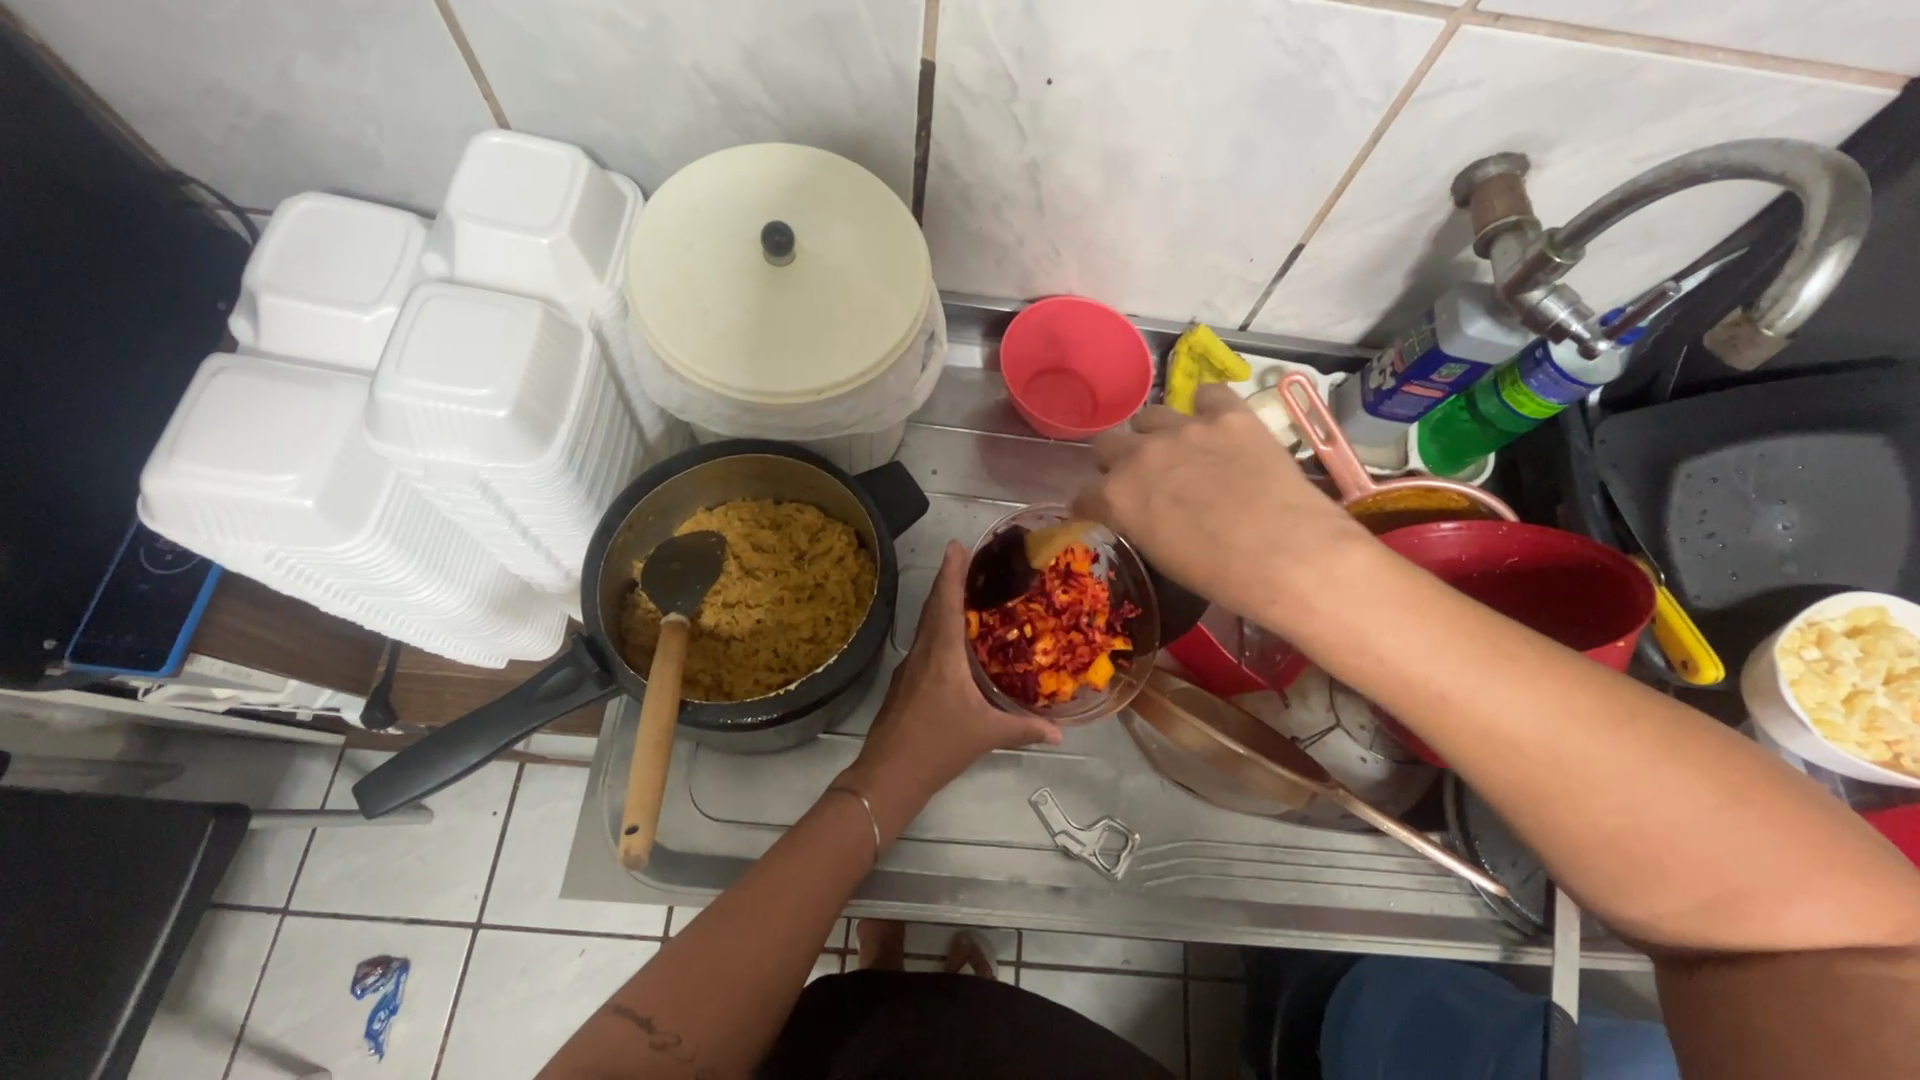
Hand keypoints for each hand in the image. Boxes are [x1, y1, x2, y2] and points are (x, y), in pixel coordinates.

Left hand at [837, 542, 1061, 840]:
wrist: (888, 774)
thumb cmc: (938, 747)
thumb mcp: (986, 736)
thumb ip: (1024, 729)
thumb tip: (1061, 732)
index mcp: (942, 656)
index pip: (947, 603)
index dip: (952, 572)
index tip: (956, 545)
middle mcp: (922, 653)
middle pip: (933, 607)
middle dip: (947, 580)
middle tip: (964, 559)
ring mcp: (908, 668)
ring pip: (925, 626)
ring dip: (940, 604)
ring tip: (961, 591)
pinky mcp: (903, 683)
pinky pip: (922, 645)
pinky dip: (936, 630)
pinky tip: (948, 640)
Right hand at [1072, 383, 1368, 626]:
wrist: (1286, 554)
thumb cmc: (1221, 575)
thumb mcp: (1162, 558)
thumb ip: (1140, 525)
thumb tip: (1144, 516)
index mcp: (1116, 497)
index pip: (1084, 495)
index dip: (1093, 505)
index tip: (1104, 512)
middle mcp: (1140, 455)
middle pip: (1107, 444)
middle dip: (1118, 461)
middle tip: (1142, 479)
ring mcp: (1184, 429)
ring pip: (1151, 416)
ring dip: (1157, 433)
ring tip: (1179, 449)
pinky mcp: (1228, 415)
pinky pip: (1208, 394)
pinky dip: (1208, 407)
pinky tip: (1218, 422)